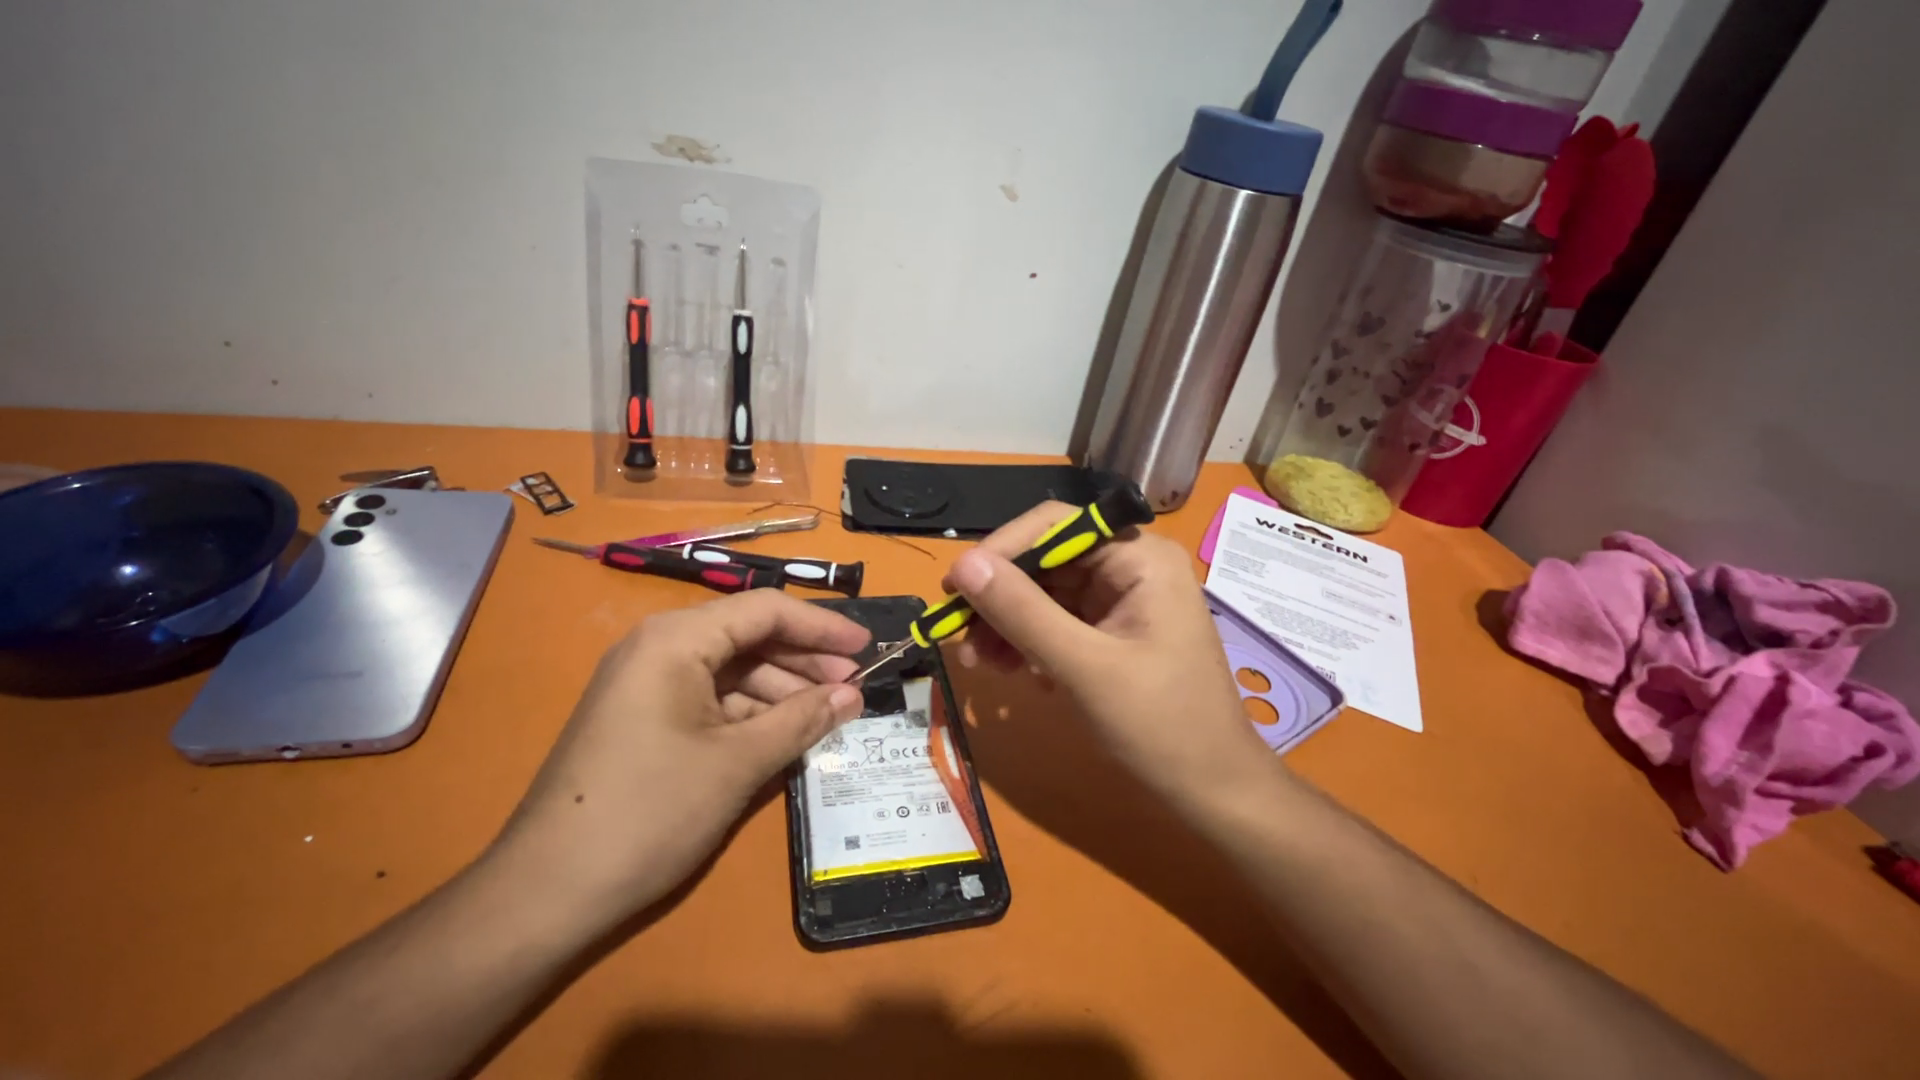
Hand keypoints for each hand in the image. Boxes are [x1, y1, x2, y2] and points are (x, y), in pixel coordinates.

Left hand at [493, 590, 868, 927]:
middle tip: (855, 689)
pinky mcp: (642, 721)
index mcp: (676, 639)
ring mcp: (646, 686)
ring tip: (828, 717)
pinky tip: (785, 736)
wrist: (548, 889)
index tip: (869, 648)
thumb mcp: (738, 763)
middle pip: (748, 636)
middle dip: (805, 660)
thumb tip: (854, 694)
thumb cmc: (651, 811)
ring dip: (782, 690)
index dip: (823, 626)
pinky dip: (751, 714)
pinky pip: (709, 701)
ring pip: (731, 671)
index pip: (765, 610)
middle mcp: (658, 648)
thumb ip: (802, 719)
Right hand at [945, 502, 1271, 809]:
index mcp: (1139, 559)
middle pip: (1045, 560)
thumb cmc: (1160, 725)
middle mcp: (1131, 568)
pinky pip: (1057, 623)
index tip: (955, 589)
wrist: (1213, 790)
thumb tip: (963, 565)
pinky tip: (1016, 675)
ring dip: (1007, 625)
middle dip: (999, 597)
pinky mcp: (1112, 634)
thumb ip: (1022, 612)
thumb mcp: (1084, 667)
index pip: (1055, 525)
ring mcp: (1122, 602)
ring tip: (981, 665)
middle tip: (958, 637)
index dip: (1000, 550)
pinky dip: (1029, 643)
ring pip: (1045, 594)